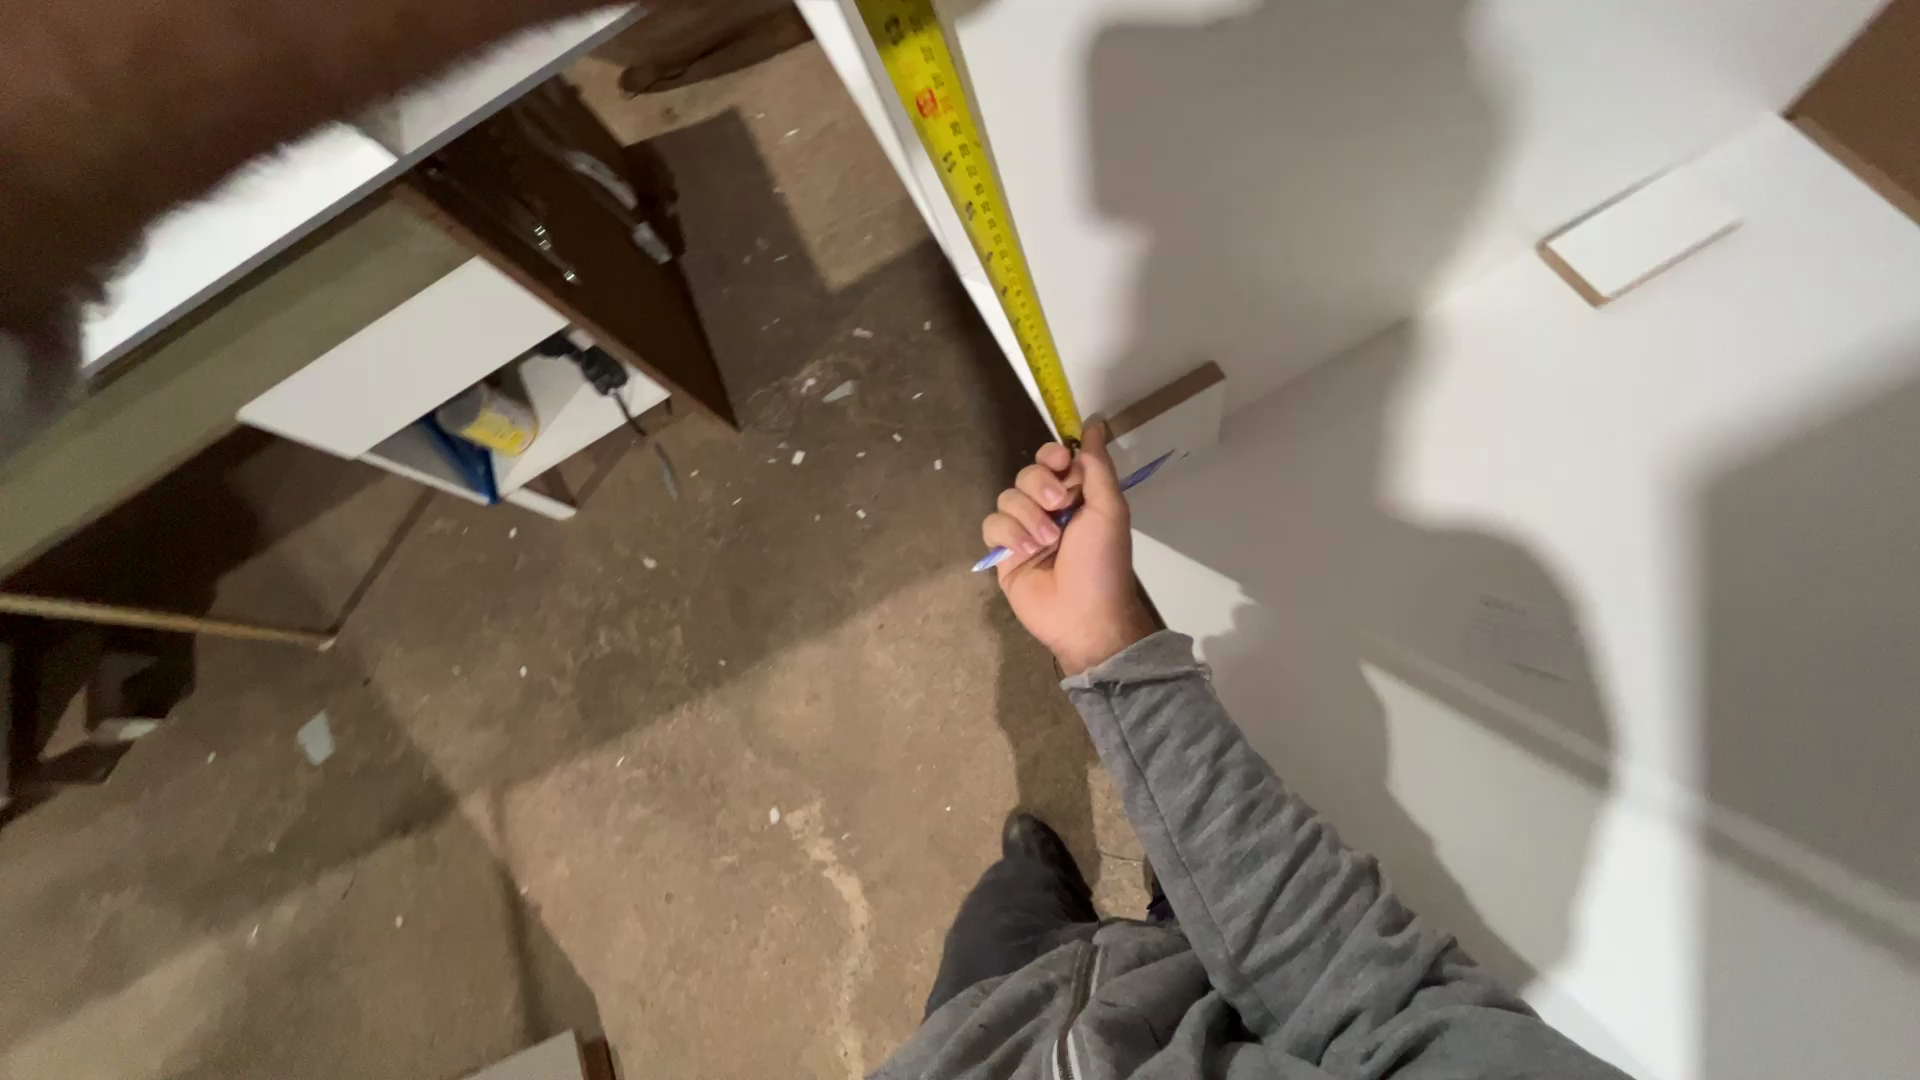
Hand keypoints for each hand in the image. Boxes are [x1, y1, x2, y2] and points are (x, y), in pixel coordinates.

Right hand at [981, 420, 1156, 674]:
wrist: (1084, 615)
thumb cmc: (1102, 562)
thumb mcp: (1109, 509)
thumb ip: (1097, 465)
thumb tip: (1095, 424)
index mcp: (1077, 496)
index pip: (1053, 460)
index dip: (1051, 456)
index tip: (1059, 463)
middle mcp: (1048, 510)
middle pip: (1026, 474)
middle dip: (1039, 486)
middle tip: (1058, 506)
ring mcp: (1024, 531)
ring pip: (1007, 497)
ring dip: (1028, 517)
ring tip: (1047, 543)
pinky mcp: (1004, 553)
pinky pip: (992, 525)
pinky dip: (1009, 535)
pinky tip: (1025, 553)